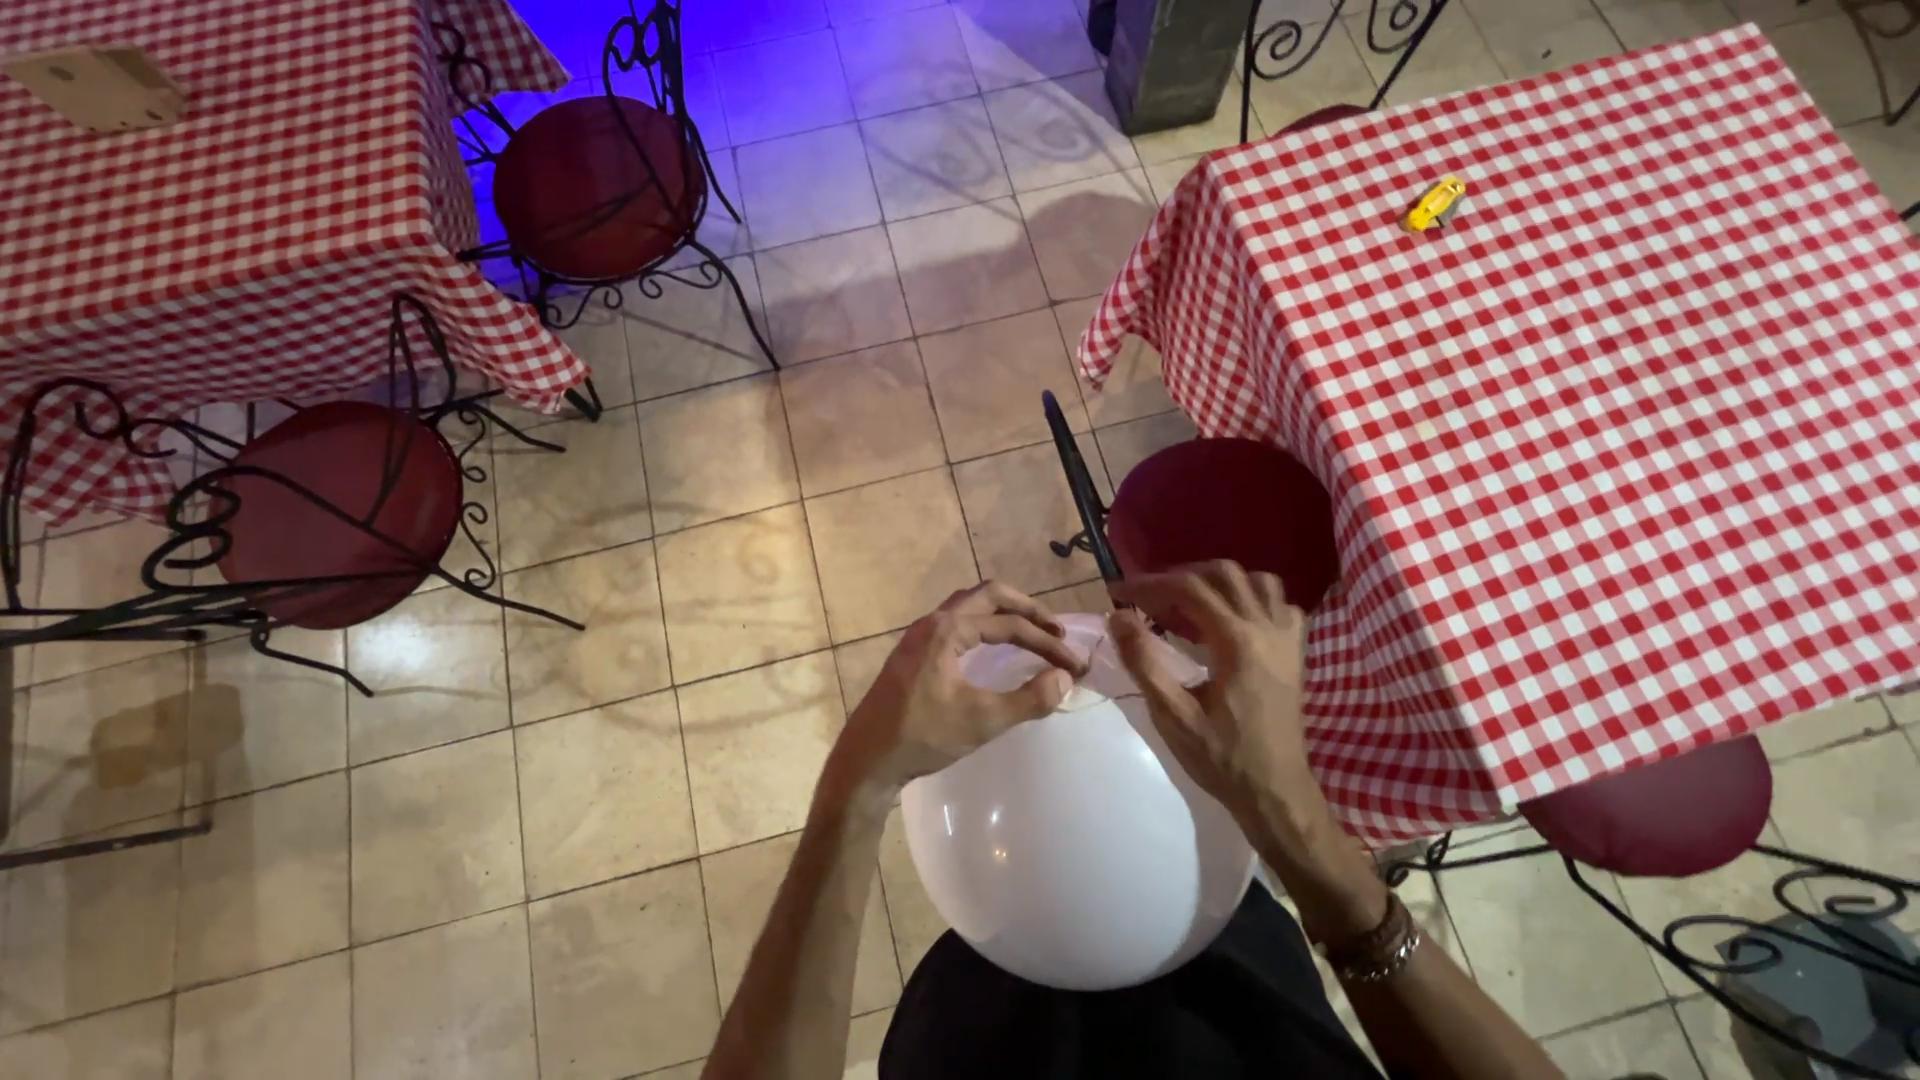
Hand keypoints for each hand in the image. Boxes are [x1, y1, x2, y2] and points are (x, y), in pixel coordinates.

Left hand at [827, 582, 1088, 798]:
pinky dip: (984, 625)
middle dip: (1027, 611)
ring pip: (970, 605)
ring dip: (1004, 614)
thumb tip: (1063, 678)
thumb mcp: (982, 721)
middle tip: (1056, 632)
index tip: (1074, 665)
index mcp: (948, 630)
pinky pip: (957, 621)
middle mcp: (933, 622)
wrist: (867, 759)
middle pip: (989, 596)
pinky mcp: (914, 652)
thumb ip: (1028, 700)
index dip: (1047, 643)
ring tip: (1031, 633)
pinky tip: (992, 648)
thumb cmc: (922, 737)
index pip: (1010, 625)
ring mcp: (919, 636)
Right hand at [1108, 561, 1313, 834]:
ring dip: (1218, 582)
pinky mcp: (1295, 653)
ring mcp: (1287, 639)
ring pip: (1256, 582)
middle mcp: (1267, 630)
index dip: (1150, 584)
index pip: (1190, 589)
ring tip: (1186, 602)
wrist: (1275, 793)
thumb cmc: (1221, 758)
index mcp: (1238, 642)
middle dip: (1180, 577)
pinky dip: (1251, 599)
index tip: (1118, 592)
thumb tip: (1118, 616)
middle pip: (1224, 575)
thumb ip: (1144, 661)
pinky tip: (1230, 620)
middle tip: (1147, 597)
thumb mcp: (1173, 715)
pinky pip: (1279, 604)